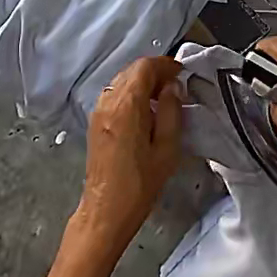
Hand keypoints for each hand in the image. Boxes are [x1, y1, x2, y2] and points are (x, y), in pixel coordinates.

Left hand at [76, 56, 184, 248]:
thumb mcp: (167, 147)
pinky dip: (132, 93)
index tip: (182, 73)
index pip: (144, 67)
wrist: (106, 211)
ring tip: (163, 98)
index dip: (165, 64)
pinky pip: (115, 94)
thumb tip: (173, 87)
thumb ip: (171, 111)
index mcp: (126, 107)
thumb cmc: (140, 183)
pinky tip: (146, 111)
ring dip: (144, 82)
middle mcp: (107, 103)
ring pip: (122, 80)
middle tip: (176, 85)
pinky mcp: (95, 122)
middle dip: (155, 72)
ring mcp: (98, 112)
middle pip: (132, 70)